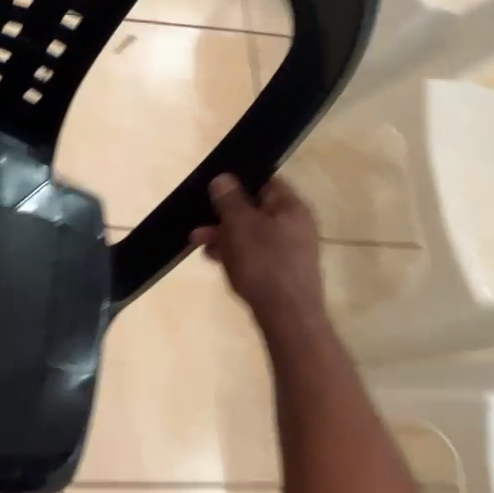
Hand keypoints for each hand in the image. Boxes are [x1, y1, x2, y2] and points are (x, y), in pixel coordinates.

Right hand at [190, 175, 325, 327]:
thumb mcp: (240, 225)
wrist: (287, 316)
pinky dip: (236, 254)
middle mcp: (296, 225)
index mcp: (291, 207)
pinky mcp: (283, 272)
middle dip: (223, 217)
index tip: (213, 189)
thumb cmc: (263, 263)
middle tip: (197, 226)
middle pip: (255, 210)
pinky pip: (255, 254)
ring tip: (200, 245)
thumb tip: (223, 177)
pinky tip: (217, 262)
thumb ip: (230, 199)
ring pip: (251, 234)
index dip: (238, 181)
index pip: (265, 181)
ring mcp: (291, 250)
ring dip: (224, 237)